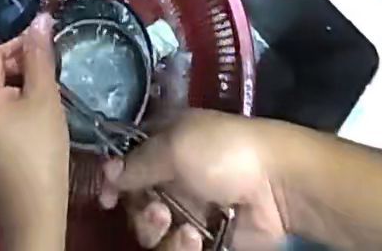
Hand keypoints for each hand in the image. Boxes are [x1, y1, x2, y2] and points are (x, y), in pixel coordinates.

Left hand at [0, 16, 69, 248]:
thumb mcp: (44, 96)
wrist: (35, 214)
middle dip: (19, 60)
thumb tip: (39, 19)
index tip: (42, 37)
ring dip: (18, 81)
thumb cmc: (39, 150)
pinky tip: (36, 110)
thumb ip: (39, 55)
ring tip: (46, 84)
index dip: (16, 38)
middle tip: (48, 62)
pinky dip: (13, 102)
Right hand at [99, 111, 289, 250]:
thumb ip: (138, 163)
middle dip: (141, 213)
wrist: (274, 184)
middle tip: (157, 213)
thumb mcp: (174, 147)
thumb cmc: (220, 150)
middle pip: (137, 203)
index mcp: (164, 142)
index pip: (128, 161)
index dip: (115, 178)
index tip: (106, 197)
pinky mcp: (206, 238)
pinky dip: (182, 248)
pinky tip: (198, 240)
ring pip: (155, 232)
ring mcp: (189, 207)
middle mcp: (172, 174)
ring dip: (162, 234)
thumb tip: (106, 172)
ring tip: (183, 230)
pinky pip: (178, 249)